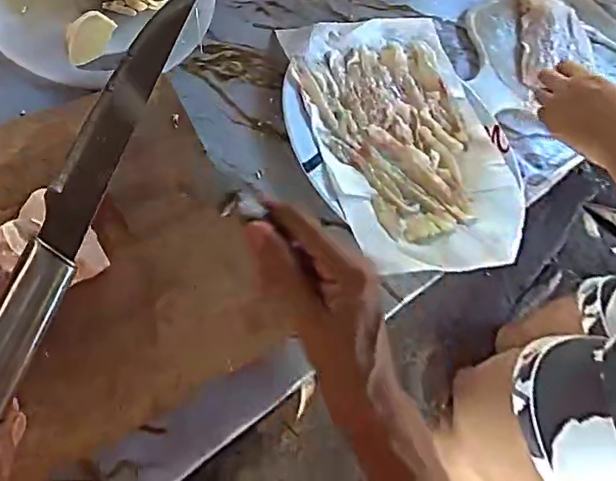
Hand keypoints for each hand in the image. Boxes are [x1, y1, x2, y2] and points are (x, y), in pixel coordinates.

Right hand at [244, 202, 387, 402]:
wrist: (373, 408)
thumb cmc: (341, 368)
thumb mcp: (306, 318)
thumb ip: (282, 269)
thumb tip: (255, 226)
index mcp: (350, 267)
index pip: (306, 225)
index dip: (274, 213)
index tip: (242, 207)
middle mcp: (356, 261)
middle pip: (309, 232)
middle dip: (277, 231)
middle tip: (245, 237)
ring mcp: (355, 273)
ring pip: (311, 246)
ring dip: (284, 249)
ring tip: (256, 256)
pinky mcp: (350, 286)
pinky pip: (317, 262)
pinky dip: (296, 265)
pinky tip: (278, 278)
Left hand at [532, 62, 615, 183]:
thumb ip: (606, 96)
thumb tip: (604, 103)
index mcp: (593, 80)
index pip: (567, 66)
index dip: (565, 74)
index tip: (567, 80)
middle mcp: (572, 87)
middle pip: (546, 75)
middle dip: (549, 82)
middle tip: (555, 93)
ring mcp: (560, 104)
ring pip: (539, 93)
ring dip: (546, 99)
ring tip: (556, 110)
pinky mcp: (554, 123)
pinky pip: (541, 115)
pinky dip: (547, 118)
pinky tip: (558, 125)